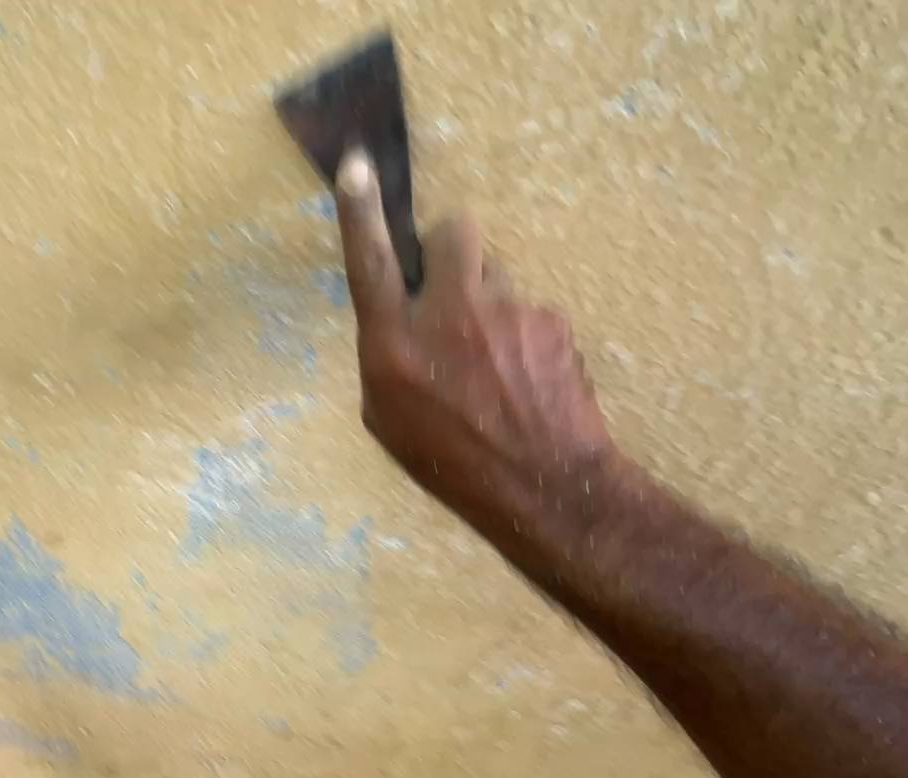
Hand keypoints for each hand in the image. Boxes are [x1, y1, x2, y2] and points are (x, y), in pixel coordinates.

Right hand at [334, 150, 621, 533]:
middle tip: (452, 292)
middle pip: (452, 231)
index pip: (370, 263)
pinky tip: (523, 377)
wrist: (538, 483)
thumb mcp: (384, 417)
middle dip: (448, 249)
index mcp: (392, 345)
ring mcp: (505, 310)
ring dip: (486, 299)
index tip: (357, 164)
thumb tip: (402, 322)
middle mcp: (446, 314)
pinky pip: (525, 306)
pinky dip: (520, 333)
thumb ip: (386, 357)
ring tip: (492, 360)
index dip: (359, 212)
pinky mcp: (550, 318)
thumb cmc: (444, 459)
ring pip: (493, 273)